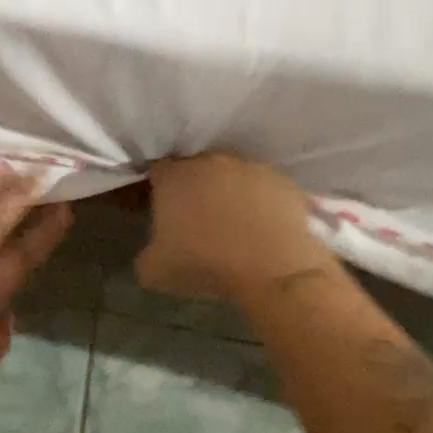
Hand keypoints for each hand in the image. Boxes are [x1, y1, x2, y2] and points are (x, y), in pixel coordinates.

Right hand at [136, 153, 336, 300]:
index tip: (160, 209)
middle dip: (193, 188)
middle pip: (196, 168)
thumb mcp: (154, 270)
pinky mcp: (285, 183)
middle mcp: (210, 162)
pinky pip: (266, 190)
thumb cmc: (204, 263)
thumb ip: (147, 252)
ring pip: (232, 175)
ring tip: (233, 224)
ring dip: (229, 192)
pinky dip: (262, 204)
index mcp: (173, 176)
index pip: (157, 170)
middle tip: (195, 218)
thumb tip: (154, 250)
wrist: (273, 268)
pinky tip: (263, 229)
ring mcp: (251, 168)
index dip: (157, 187)